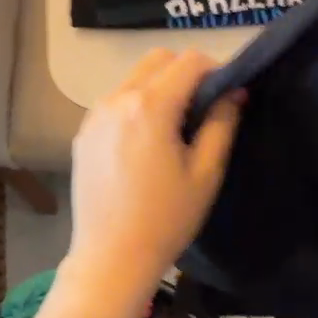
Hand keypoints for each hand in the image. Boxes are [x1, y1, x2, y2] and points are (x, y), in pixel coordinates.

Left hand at [64, 50, 242, 298]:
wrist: (112, 258)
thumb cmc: (167, 219)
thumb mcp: (206, 174)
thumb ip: (222, 124)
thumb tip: (234, 92)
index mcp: (150, 107)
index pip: (190, 61)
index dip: (216, 70)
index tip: (228, 96)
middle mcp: (117, 100)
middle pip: (158, 60)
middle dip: (186, 73)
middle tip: (204, 109)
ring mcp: (95, 116)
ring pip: (134, 78)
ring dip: (161, 88)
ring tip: (176, 129)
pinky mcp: (83, 134)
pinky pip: (116, 102)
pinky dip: (137, 106)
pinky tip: (147, 144)